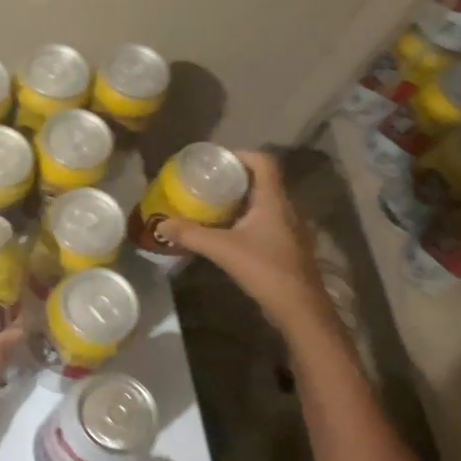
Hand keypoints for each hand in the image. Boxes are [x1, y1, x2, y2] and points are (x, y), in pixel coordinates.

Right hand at [160, 149, 329, 327]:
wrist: (299, 306)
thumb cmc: (265, 269)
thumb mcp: (223, 250)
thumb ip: (191, 235)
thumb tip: (161, 224)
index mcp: (273, 199)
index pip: (262, 161)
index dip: (240, 154)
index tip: (215, 160)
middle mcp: (285, 207)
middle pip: (261, 180)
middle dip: (233, 177)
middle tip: (205, 182)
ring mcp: (288, 227)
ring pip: (262, 202)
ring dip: (239, 199)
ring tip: (210, 204)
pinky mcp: (285, 245)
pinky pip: (264, 220)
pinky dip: (244, 218)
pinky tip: (226, 231)